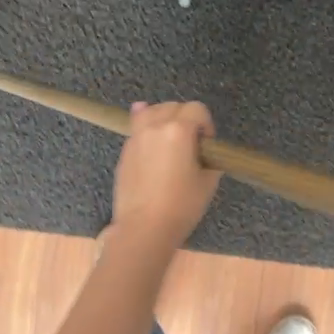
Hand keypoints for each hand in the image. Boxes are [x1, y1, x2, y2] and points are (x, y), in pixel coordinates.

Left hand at [110, 100, 221, 250]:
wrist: (144, 227)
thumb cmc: (181, 206)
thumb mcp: (207, 183)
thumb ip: (209, 159)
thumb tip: (204, 152)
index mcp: (179, 130)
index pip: (197, 109)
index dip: (206, 124)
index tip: (208, 143)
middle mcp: (155, 127)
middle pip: (173, 106)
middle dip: (186, 118)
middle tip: (191, 142)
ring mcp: (136, 137)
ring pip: (150, 112)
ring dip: (163, 118)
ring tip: (169, 137)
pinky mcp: (125, 151)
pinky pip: (137, 129)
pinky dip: (146, 129)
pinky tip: (152, 141)